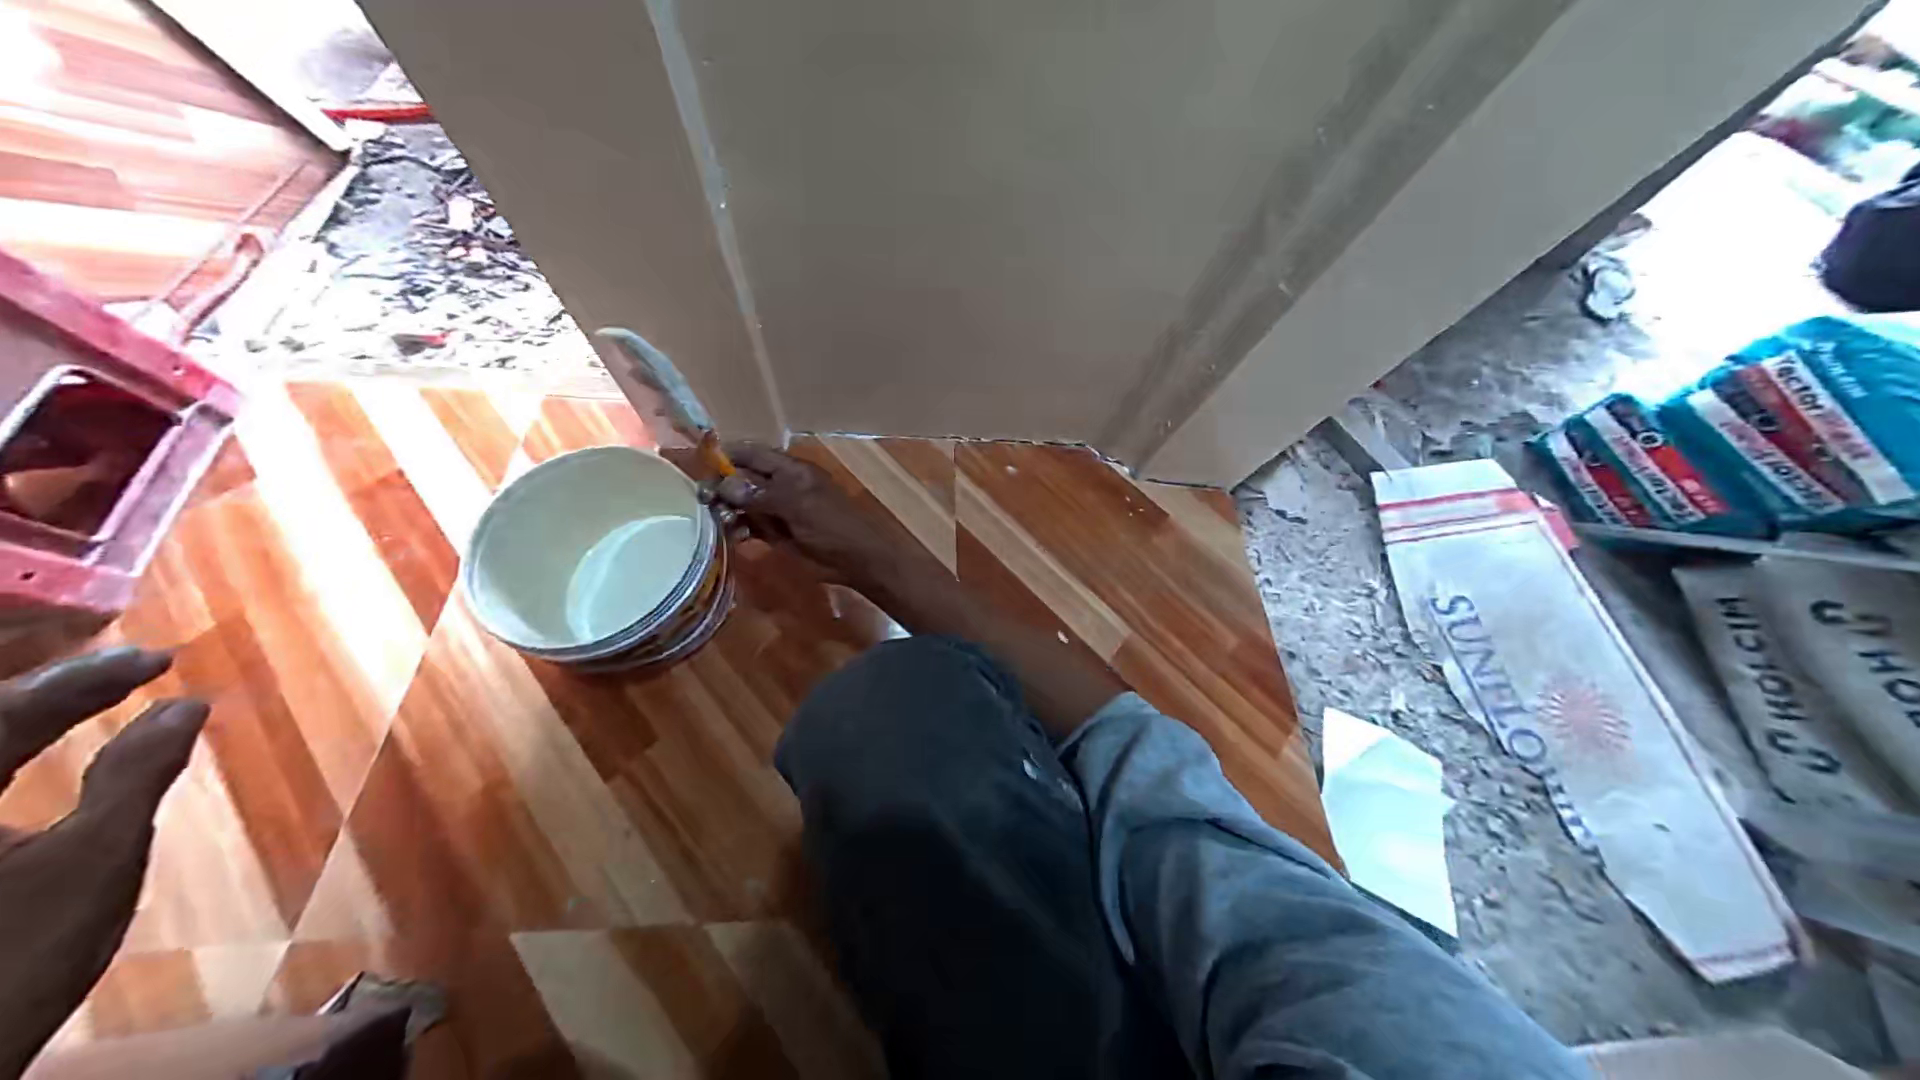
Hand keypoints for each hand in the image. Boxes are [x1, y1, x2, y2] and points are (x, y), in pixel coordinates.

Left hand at [0, 648, 207, 1078]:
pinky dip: (2, 745)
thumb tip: (186, 706)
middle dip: (35, 676)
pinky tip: (22, 743)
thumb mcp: (93, 864)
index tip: (161, 656)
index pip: (11, 713)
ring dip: (15, 709)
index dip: (89, 679)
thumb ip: (136, 775)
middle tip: (106, 650)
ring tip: (67, 684)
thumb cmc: (12, 960)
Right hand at [714, 442, 914, 586]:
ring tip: (714, 518)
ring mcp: (779, 510)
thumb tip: (724, 484)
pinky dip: (739, 529)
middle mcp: (781, 485)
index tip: (699, 461)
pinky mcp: (778, 533)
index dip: (727, 455)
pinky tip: (731, 535)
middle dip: (722, 486)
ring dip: (728, 510)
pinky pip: (752, 525)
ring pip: (744, 503)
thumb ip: (760, 494)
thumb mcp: (797, 505)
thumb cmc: (832, 525)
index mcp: (790, 470)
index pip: (752, 453)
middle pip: (744, 479)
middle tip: (700, 498)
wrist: (857, 559)